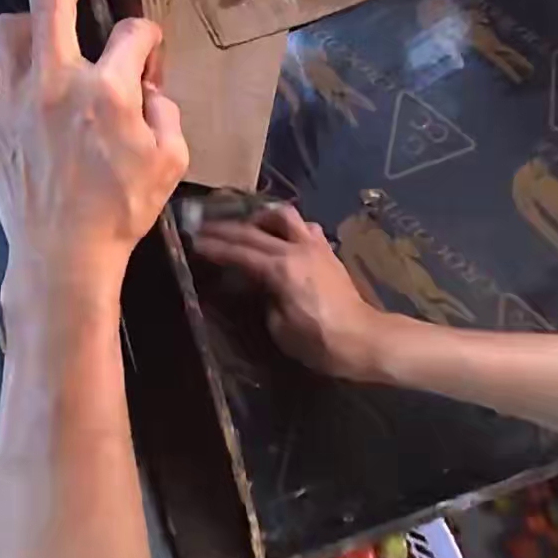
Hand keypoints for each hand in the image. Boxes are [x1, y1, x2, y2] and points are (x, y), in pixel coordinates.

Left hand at [0, 0, 188, 307]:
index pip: (133, 34)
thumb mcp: (171, 163)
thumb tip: (147, 90)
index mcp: (107, 91)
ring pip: (7, 28)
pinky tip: (17, 79)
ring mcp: (14, 99)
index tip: (149, 50)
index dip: (148, 36)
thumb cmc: (121, 211)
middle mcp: (56, 81)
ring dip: (30, 20)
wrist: (62, 254)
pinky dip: (1, 67)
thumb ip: (167, 113)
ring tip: (45, 30)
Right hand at [191, 205, 391, 382]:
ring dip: (260, 217)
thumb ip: (262, 298)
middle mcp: (296, 249)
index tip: (194, 242)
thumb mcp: (279, 327)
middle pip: (252, 231)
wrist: (364, 339)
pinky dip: (287, 226)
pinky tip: (280, 236)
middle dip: (224, 229)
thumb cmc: (319, 342)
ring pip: (283, 215)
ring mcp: (314, 246)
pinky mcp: (327, 250)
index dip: (213, 247)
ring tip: (246, 226)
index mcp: (280, 270)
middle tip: (203, 229)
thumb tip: (252, 284)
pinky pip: (304, 226)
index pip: (238, 253)